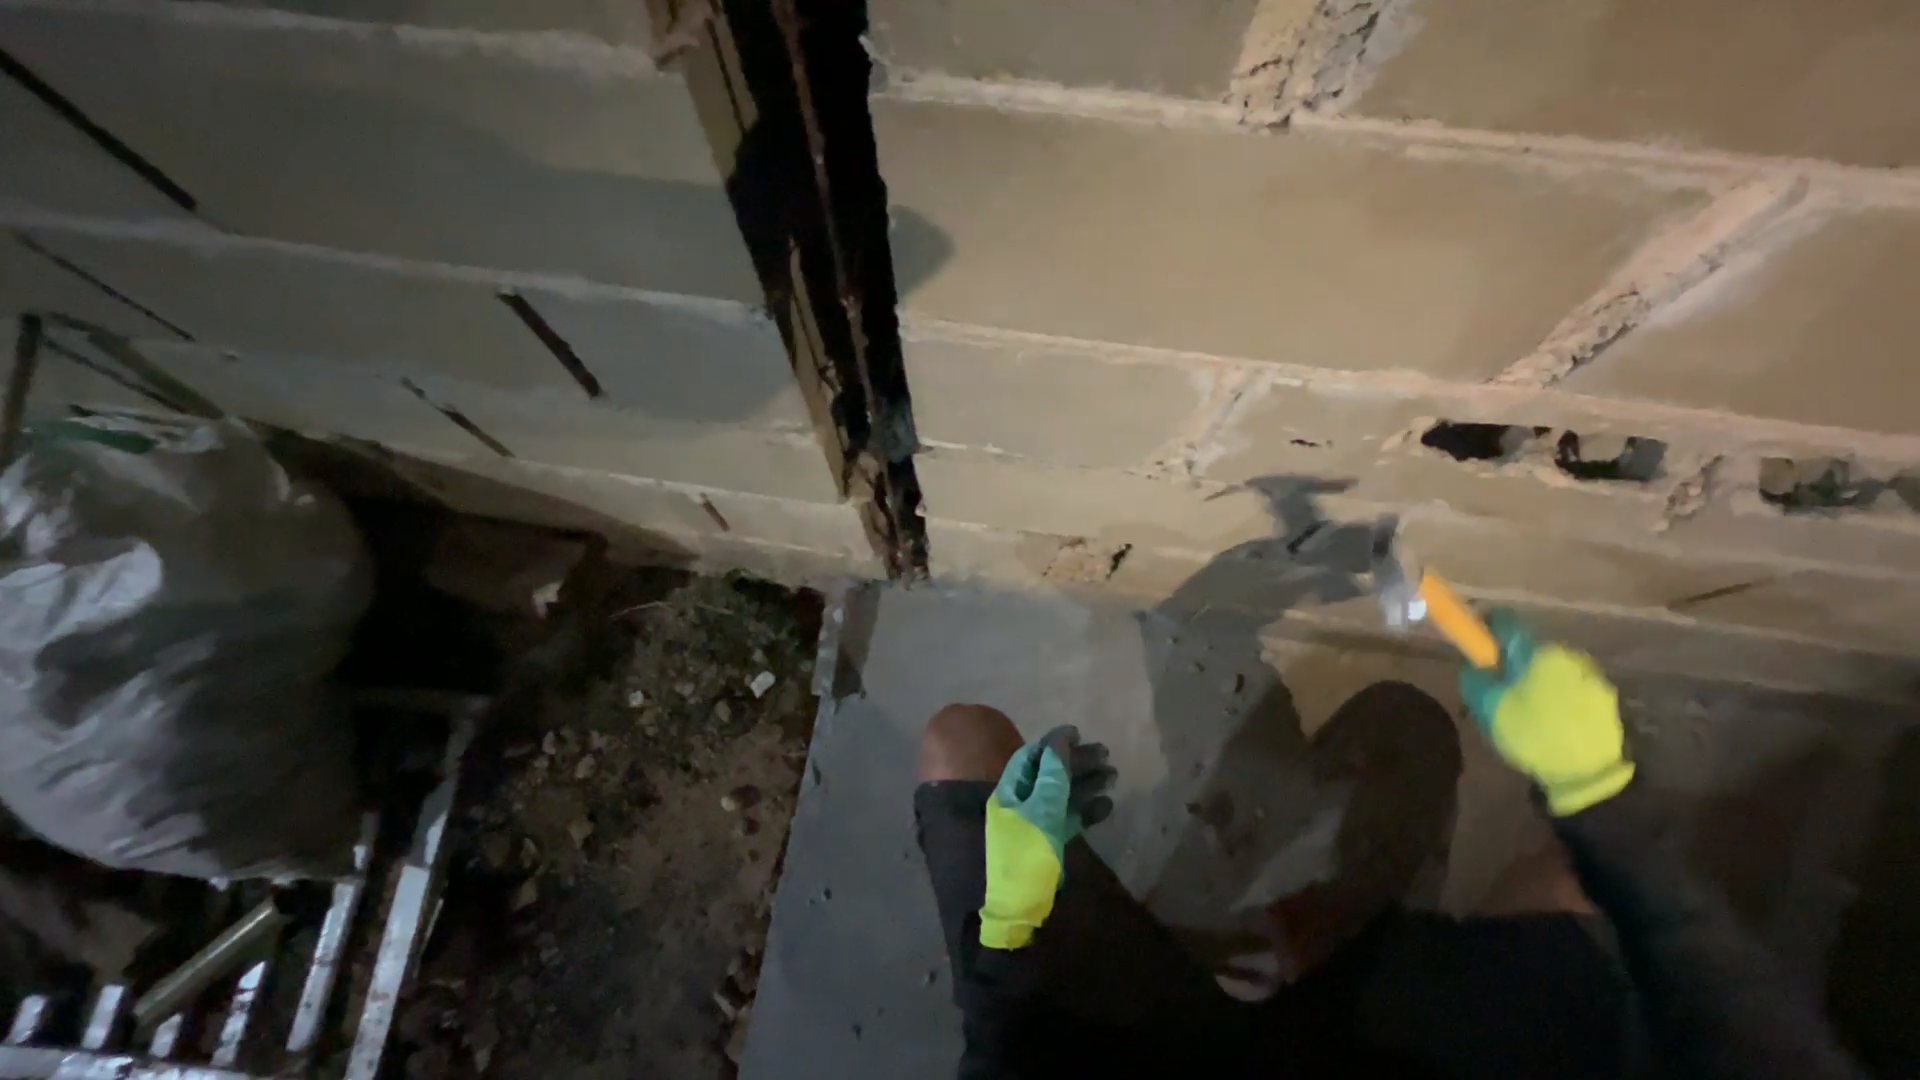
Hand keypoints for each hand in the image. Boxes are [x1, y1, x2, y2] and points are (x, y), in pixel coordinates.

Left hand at [979, 725, 1115, 949]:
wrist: (1016, 912)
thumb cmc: (1024, 857)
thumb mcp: (1041, 813)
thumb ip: (1052, 776)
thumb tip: (1061, 740)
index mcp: (1009, 792)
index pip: (1031, 757)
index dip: (1054, 743)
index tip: (1079, 733)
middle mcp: (1018, 803)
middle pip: (1049, 773)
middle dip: (1076, 762)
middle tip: (1107, 755)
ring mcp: (1032, 824)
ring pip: (1061, 794)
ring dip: (1085, 783)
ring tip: (1113, 776)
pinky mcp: (1045, 844)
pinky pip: (1066, 818)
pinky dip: (1085, 810)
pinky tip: (1107, 806)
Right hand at [1459, 611, 1634, 816]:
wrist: (1589, 774)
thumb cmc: (1532, 734)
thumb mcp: (1486, 706)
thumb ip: (1474, 676)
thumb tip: (1476, 664)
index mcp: (1538, 652)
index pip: (1505, 620)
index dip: (1482, 625)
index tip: (1470, 641)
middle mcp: (1568, 656)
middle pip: (1526, 647)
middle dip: (1507, 661)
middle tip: (1491, 687)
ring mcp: (1591, 677)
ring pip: (1548, 668)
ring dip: (1530, 680)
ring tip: (1520, 710)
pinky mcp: (1604, 699)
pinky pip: (1567, 686)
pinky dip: (1551, 695)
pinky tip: (1545, 721)